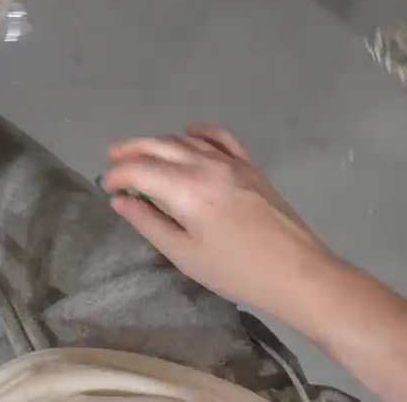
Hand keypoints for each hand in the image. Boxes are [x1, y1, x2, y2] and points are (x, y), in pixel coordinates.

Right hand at [103, 125, 336, 309]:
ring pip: (184, 139)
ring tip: (142, 150)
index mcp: (185, 189)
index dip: (119, 175)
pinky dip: (199, 132)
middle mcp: (204, 165)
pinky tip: (189, 135)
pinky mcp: (249, 165)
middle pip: (158, 145)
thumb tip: (121, 201)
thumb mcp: (186, 256)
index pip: (140, 170)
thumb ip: (150, 224)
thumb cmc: (238, 272)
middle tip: (112, 156)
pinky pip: (219, 137)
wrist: (299, 274)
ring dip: (158, 141)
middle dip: (131, 149)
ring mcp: (229, 161)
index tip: (108, 187)